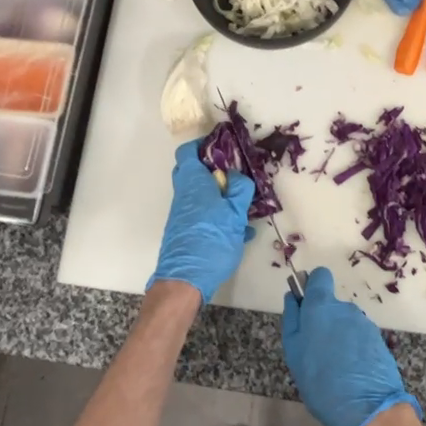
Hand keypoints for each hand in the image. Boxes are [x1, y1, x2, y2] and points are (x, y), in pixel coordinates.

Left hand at [148, 140, 255, 302]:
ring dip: (219, 196)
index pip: (188, 152)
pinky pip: (202, 215)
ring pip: (199, 195)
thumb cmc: (212, 240)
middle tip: (235, 176)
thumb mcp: (235, 212)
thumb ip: (239, 189)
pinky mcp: (185, 232)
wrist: (186, 279)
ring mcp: (181, 214)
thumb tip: (238, 177)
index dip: (203, 146)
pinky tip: (239, 231)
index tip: (222, 148)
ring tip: (243, 206)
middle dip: (213, 171)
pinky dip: (218, 216)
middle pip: (193, 173)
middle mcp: (183, 195)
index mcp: (192, 182)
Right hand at [280, 267, 419, 425]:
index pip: (320, 276)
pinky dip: (354, 350)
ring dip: (339, 338)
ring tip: (335, 369)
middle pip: (331, 306)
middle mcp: (345, 309)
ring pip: (346, 324)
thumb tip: (293, 297)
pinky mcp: (380, 342)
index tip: (306, 307)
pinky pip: (360, 339)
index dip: (312, 287)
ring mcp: (365, 325)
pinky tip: (351, 374)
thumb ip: (292, 320)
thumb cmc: (320, 381)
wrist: (368, 410)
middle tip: (316, 352)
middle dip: (323, 322)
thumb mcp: (294, 352)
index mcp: (321, 307)